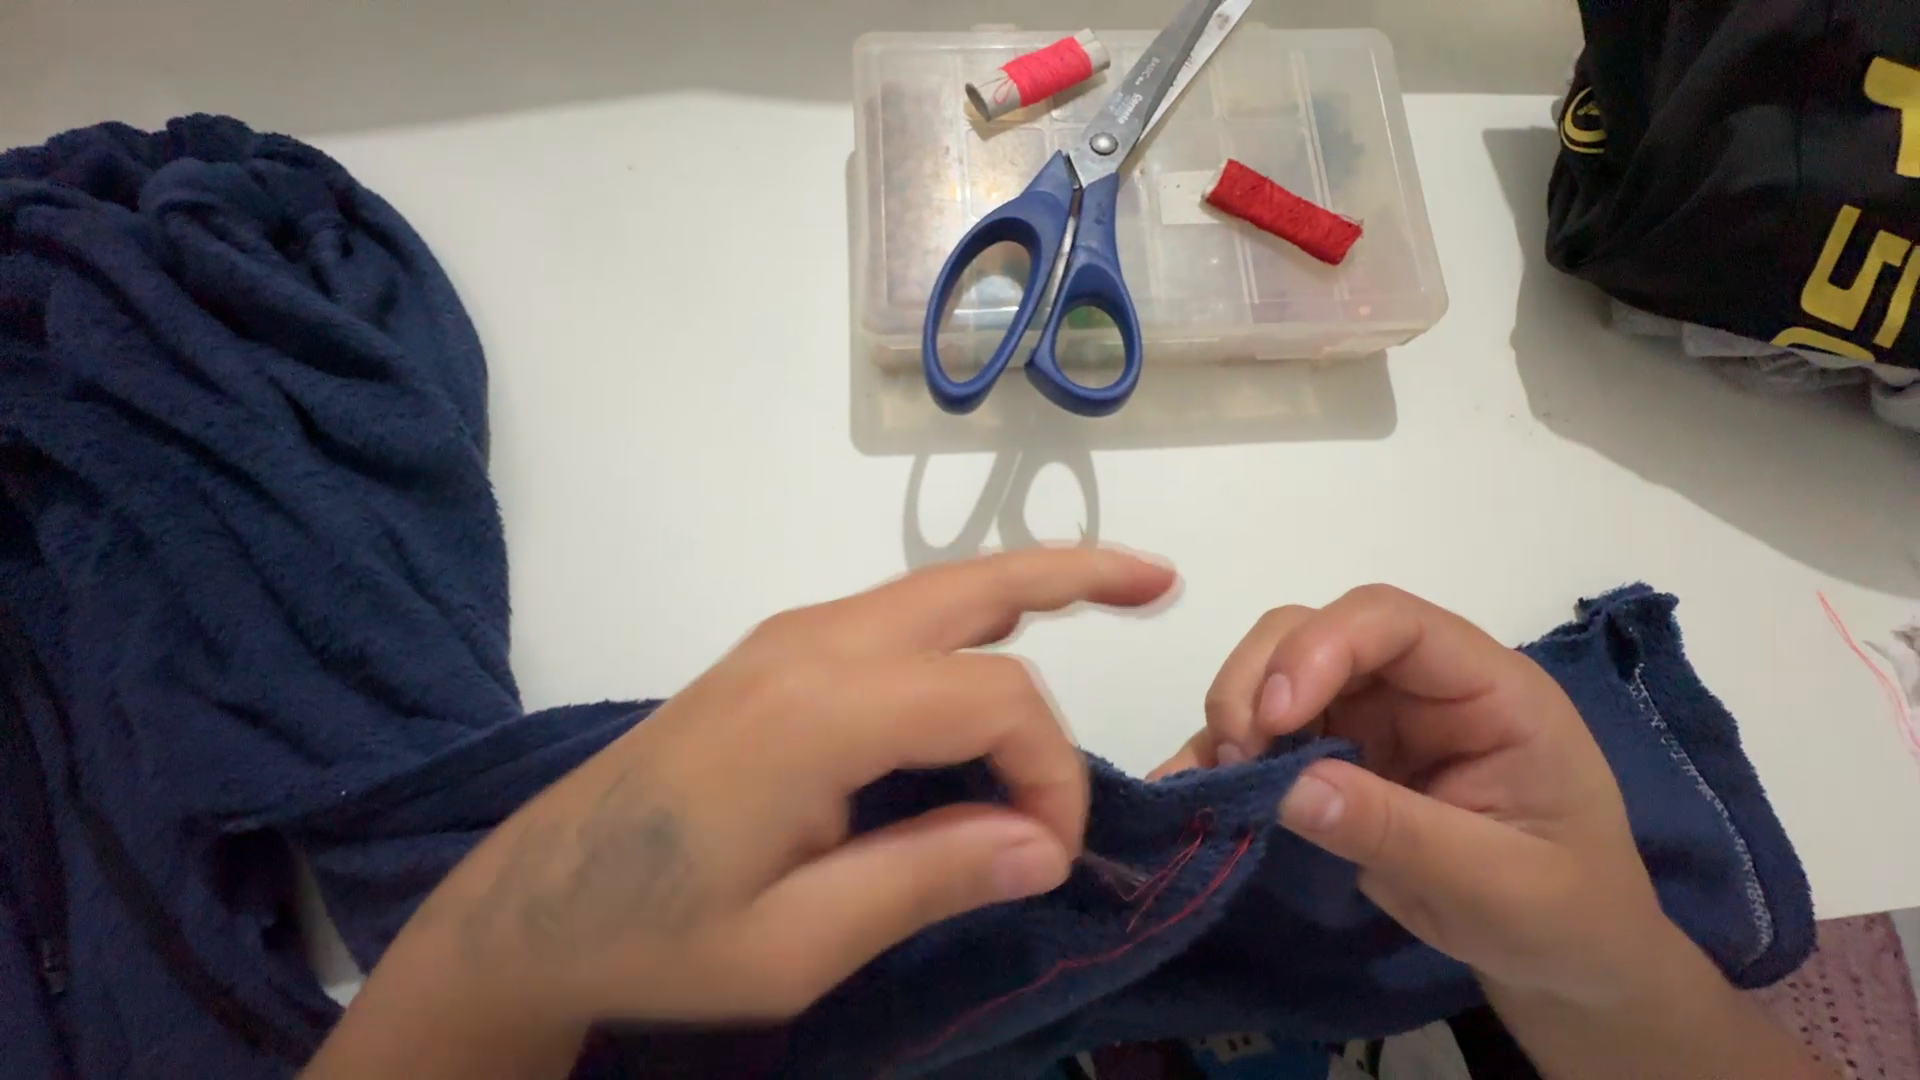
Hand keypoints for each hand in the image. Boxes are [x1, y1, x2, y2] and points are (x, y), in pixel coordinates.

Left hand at [338, 549, 1175, 1040]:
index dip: (1049, 772)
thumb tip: (1044, 842)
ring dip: (1026, 591)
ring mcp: (796, 634)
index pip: (993, 701)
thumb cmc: (659, 937)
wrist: (534, 902)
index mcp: (820, 708)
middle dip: (1075, 575)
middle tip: (1159, 580)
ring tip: (1109, 594)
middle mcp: (815, 641)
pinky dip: (971, 624)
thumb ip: (928, 876)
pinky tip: (1001, 654)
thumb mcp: (796, 944)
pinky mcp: (786, 650)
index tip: (1047, 854)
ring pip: (940, 590)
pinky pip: (903, 617)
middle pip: (974, 585)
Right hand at [1150, 586, 1672, 1005]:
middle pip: (1309, 630)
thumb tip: (1285, 787)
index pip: (1389, 621)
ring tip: (1222, 779)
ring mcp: (1365, 712)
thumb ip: (1395, 830)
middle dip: (1257, 681)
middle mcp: (1413, 682)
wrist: (1559, 958)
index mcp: (1483, 687)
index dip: (1319, 648)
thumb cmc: (1562, 916)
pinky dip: (1217, 750)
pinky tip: (1187, 782)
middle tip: (1235, 755)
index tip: (1275, 719)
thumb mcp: (1499, 886)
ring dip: (1233, 712)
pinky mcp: (1326, 747)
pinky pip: (1258, 728)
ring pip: (1269, 668)